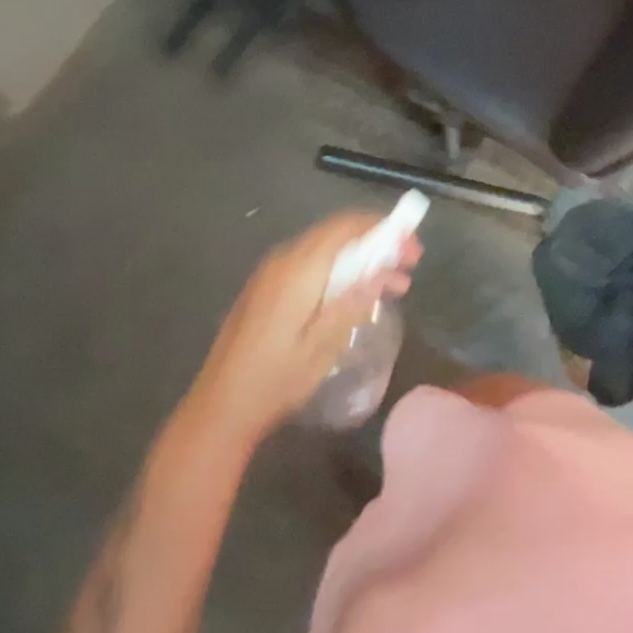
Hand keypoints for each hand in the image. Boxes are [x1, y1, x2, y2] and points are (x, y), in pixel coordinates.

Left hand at [192, 211, 421, 438]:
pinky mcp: (266, 291)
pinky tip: (357, 300)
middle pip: (338, 236)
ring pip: (326, 253)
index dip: (385, 230)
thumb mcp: (325, 343)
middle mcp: (283, 261)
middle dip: (377, 246)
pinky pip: (311, 267)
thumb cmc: (277, 378)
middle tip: (408, 270)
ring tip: (393, 288)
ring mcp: (271, 275)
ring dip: (361, 263)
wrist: (220, 406)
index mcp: (299, 269)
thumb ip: (354, 300)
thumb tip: (382, 267)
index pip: (348, 226)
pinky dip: (340, 274)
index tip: (413, 250)